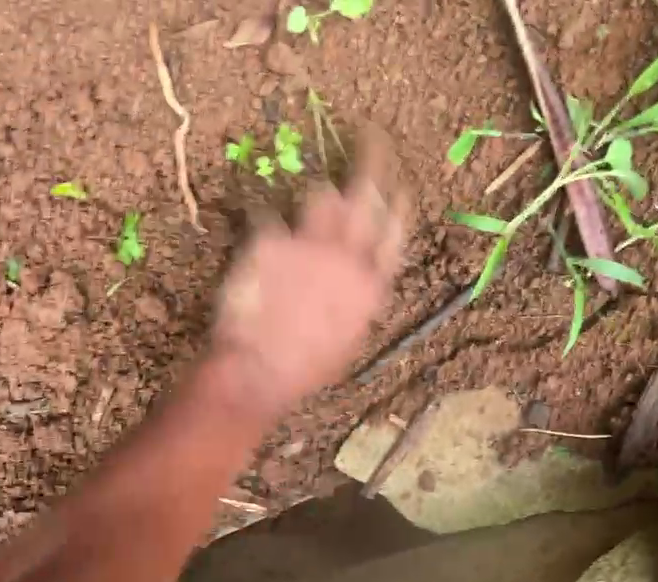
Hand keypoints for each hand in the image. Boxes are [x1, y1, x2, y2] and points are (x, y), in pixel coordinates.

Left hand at [204, 138, 408, 417]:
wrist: (259, 369)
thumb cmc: (304, 369)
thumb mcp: (347, 340)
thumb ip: (356, 299)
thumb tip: (357, 279)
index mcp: (370, 285)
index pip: (395, 228)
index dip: (397, 201)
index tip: (398, 183)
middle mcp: (346, 256)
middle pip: (366, 193)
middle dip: (372, 158)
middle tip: (371, 135)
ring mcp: (308, 244)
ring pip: (321, 196)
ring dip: (319, 195)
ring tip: (313, 199)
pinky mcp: (270, 239)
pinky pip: (272, 219)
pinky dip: (269, 229)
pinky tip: (262, 246)